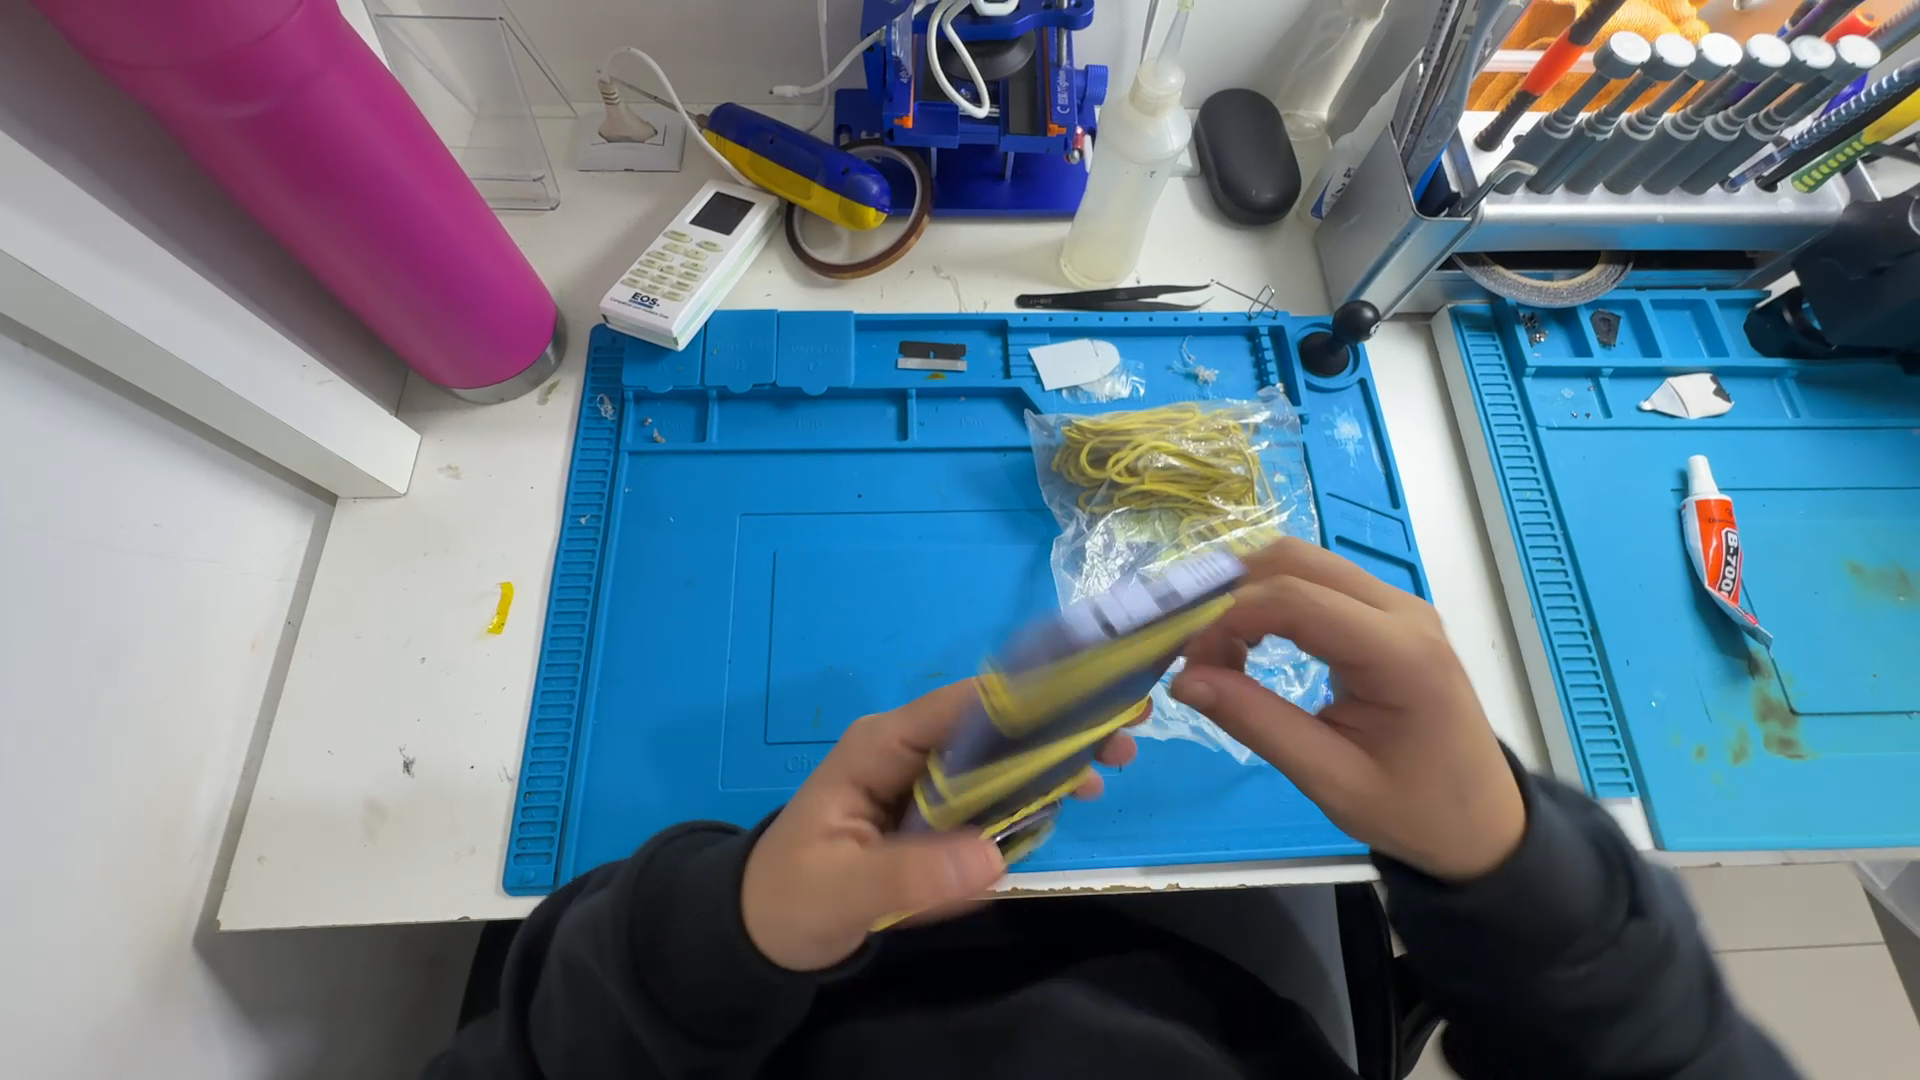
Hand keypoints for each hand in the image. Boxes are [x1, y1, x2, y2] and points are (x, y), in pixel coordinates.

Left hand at [742, 679, 1138, 970]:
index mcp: (882, 745)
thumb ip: (912, 874)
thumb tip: (992, 856)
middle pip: (989, 726)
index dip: (1021, 700)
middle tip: (1118, 739)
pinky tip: (1070, 797)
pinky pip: (989, 793)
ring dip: (1051, 759)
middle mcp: (909, 749)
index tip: (1084, 703)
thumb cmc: (791, 895)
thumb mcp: (844, 889)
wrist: (763, 928)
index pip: (956, 706)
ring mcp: (924, 778)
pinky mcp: (934, 811)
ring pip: (996, 757)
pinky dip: (1031, 794)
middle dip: (1052, 729)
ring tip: (1107, 770)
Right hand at [1171, 538, 1524, 881]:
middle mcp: (1401, 610)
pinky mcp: (1383, 612)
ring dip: (1246, 592)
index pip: (1292, 599)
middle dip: (1229, 594)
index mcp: (1398, 653)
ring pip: (1299, 560)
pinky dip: (1267, 597)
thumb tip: (1183, 680)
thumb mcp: (1328, 779)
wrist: (1484, 822)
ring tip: (1218, 647)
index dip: (1225, 618)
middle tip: (1195, 649)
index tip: (1185, 660)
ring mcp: (1396, 604)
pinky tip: (1249, 639)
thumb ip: (1255, 721)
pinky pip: (1313, 579)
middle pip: (1293, 560)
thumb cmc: (1413, 810)